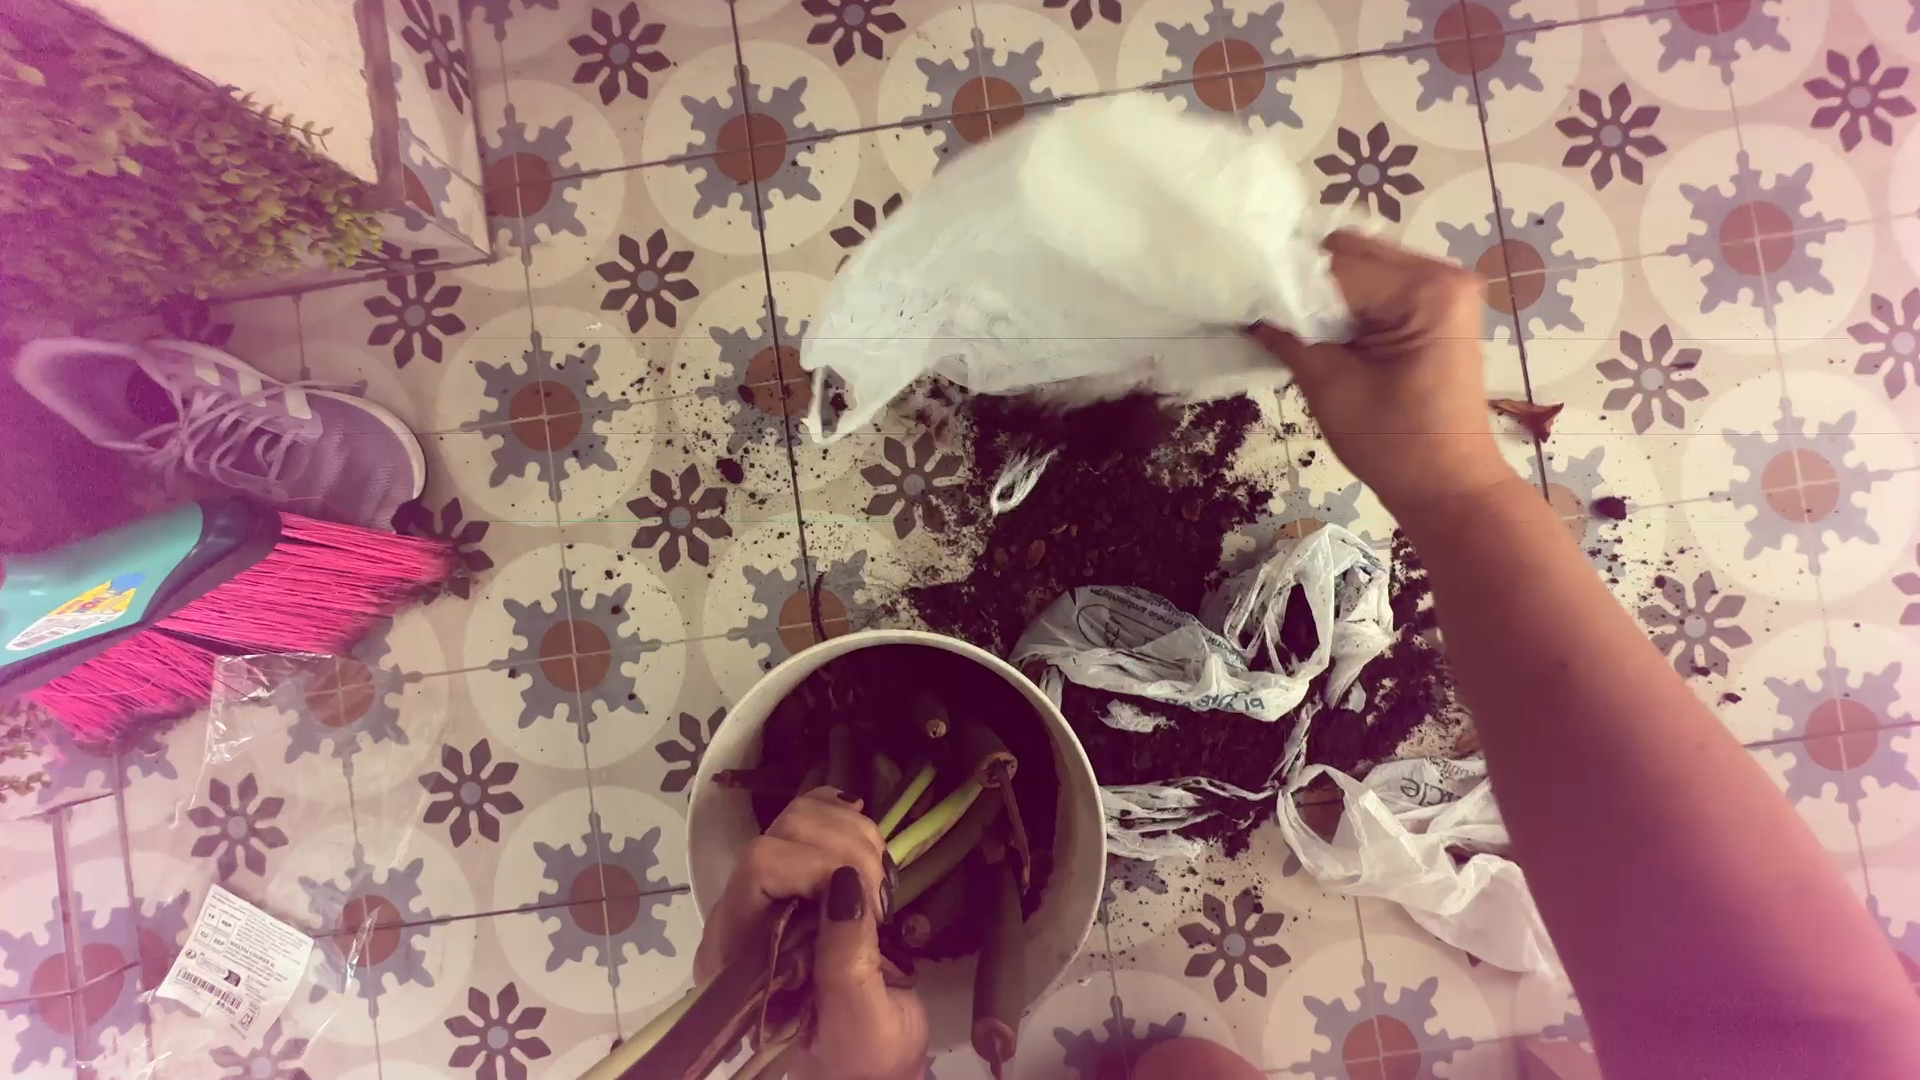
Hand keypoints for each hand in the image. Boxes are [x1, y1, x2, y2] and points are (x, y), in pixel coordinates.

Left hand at [695, 787, 927, 1079]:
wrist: (870, 1064)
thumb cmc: (861, 1058)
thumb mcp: (858, 1023)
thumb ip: (845, 960)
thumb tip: (847, 879)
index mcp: (737, 956)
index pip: (759, 866)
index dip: (816, 864)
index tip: (864, 897)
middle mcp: (746, 910)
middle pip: (783, 830)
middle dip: (844, 848)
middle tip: (880, 896)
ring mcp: (777, 885)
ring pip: (802, 813)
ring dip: (854, 832)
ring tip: (879, 882)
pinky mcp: (807, 868)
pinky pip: (819, 812)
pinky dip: (848, 815)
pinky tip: (869, 843)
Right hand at [1247, 230, 1519, 524]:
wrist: (1445, 483)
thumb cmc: (1392, 443)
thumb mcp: (1330, 387)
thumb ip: (1288, 339)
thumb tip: (1244, 313)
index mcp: (1426, 291)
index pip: (1337, 266)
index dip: (1285, 281)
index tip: (1242, 299)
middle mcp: (1442, 274)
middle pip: (1351, 254)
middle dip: (1302, 281)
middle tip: (1261, 310)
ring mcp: (1441, 289)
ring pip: (1360, 266)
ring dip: (1319, 292)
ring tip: (1282, 320)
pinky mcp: (1433, 308)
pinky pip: (1375, 287)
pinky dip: (1340, 303)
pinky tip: (1314, 327)